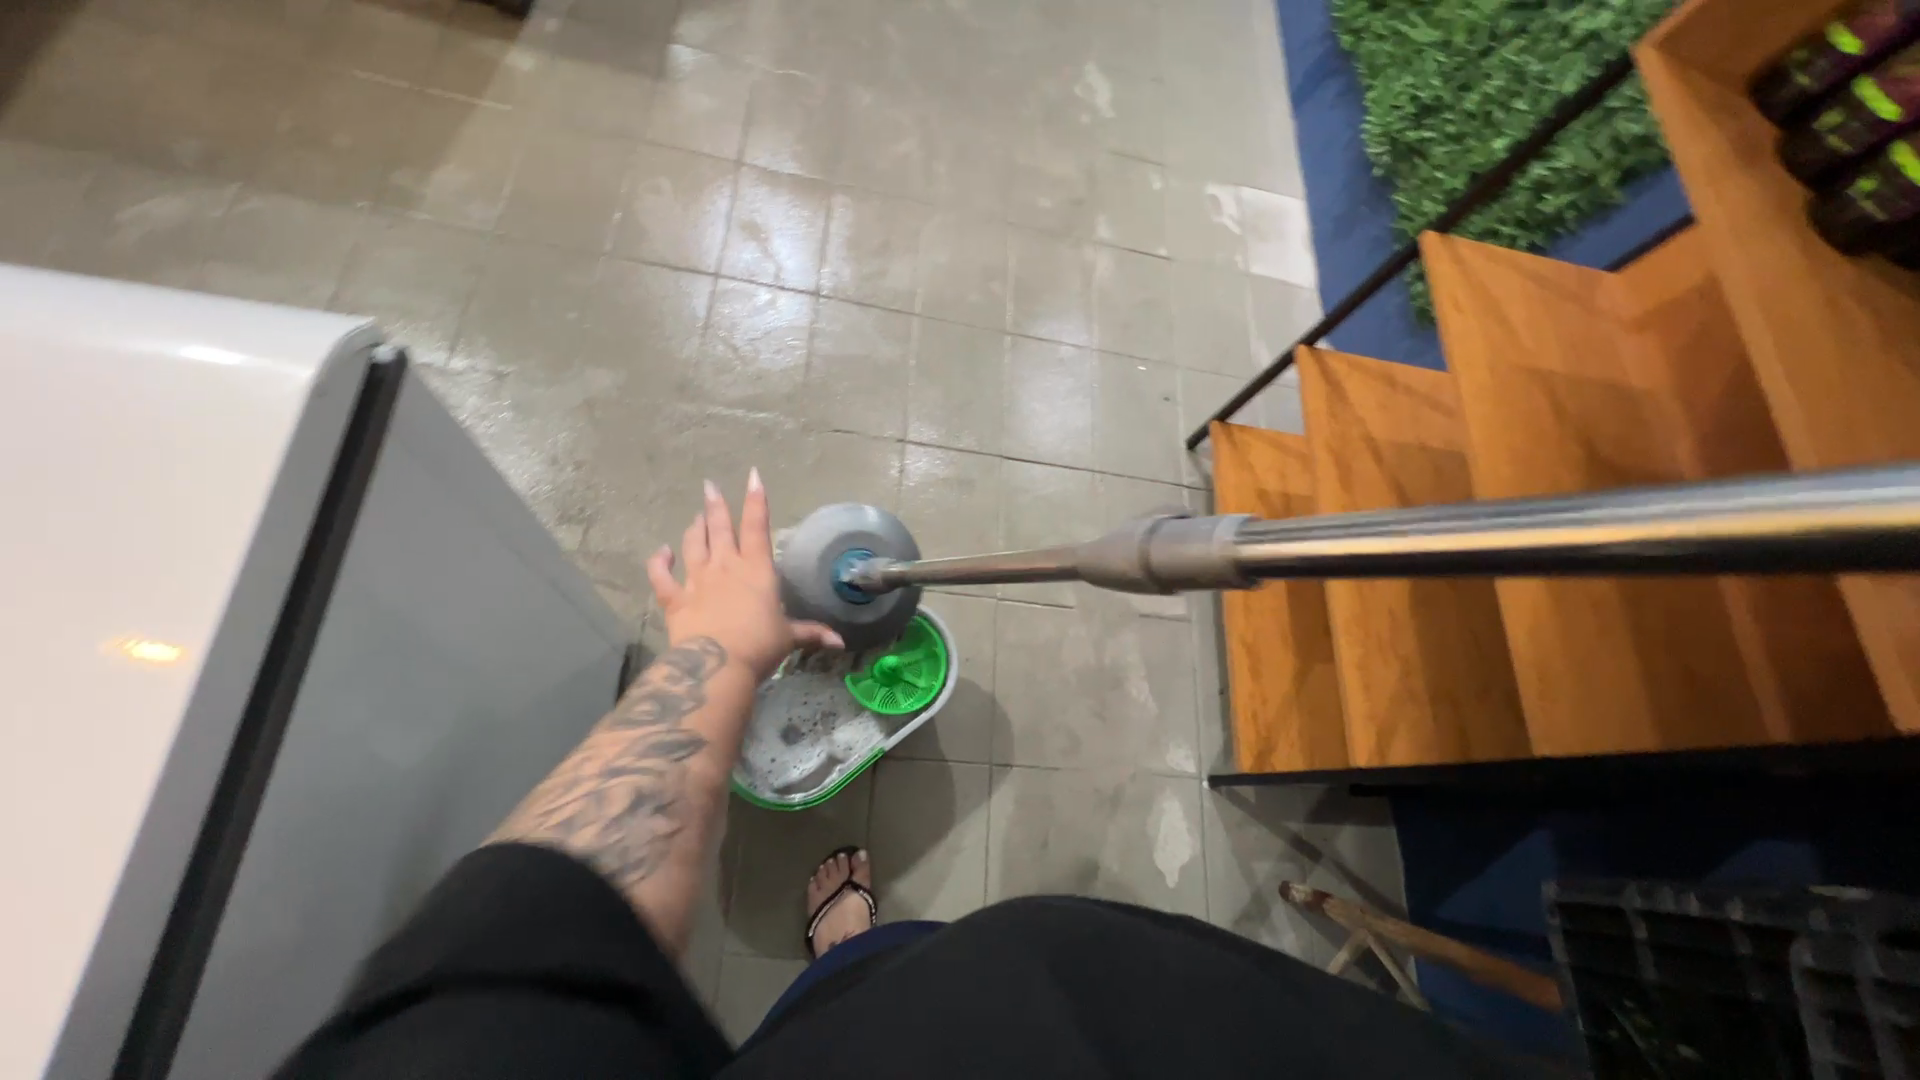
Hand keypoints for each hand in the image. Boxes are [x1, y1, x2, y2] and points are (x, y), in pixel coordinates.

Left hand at [646, 468, 843, 681]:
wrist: (717, 664)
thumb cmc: (760, 645)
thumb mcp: (789, 637)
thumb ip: (811, 633)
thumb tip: (839, 643)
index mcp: (756, 569)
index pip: (758, 526)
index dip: (756, 500)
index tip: (752, 475)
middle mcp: (725, 566)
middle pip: (721, 528)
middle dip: (716, 505)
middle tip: (709, 487)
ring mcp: (697, 581)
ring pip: (694, 544)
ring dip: (695, 528)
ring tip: (697, 516)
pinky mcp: (675, 599)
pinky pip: (662, 575)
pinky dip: (659, 562)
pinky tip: (661, 552)